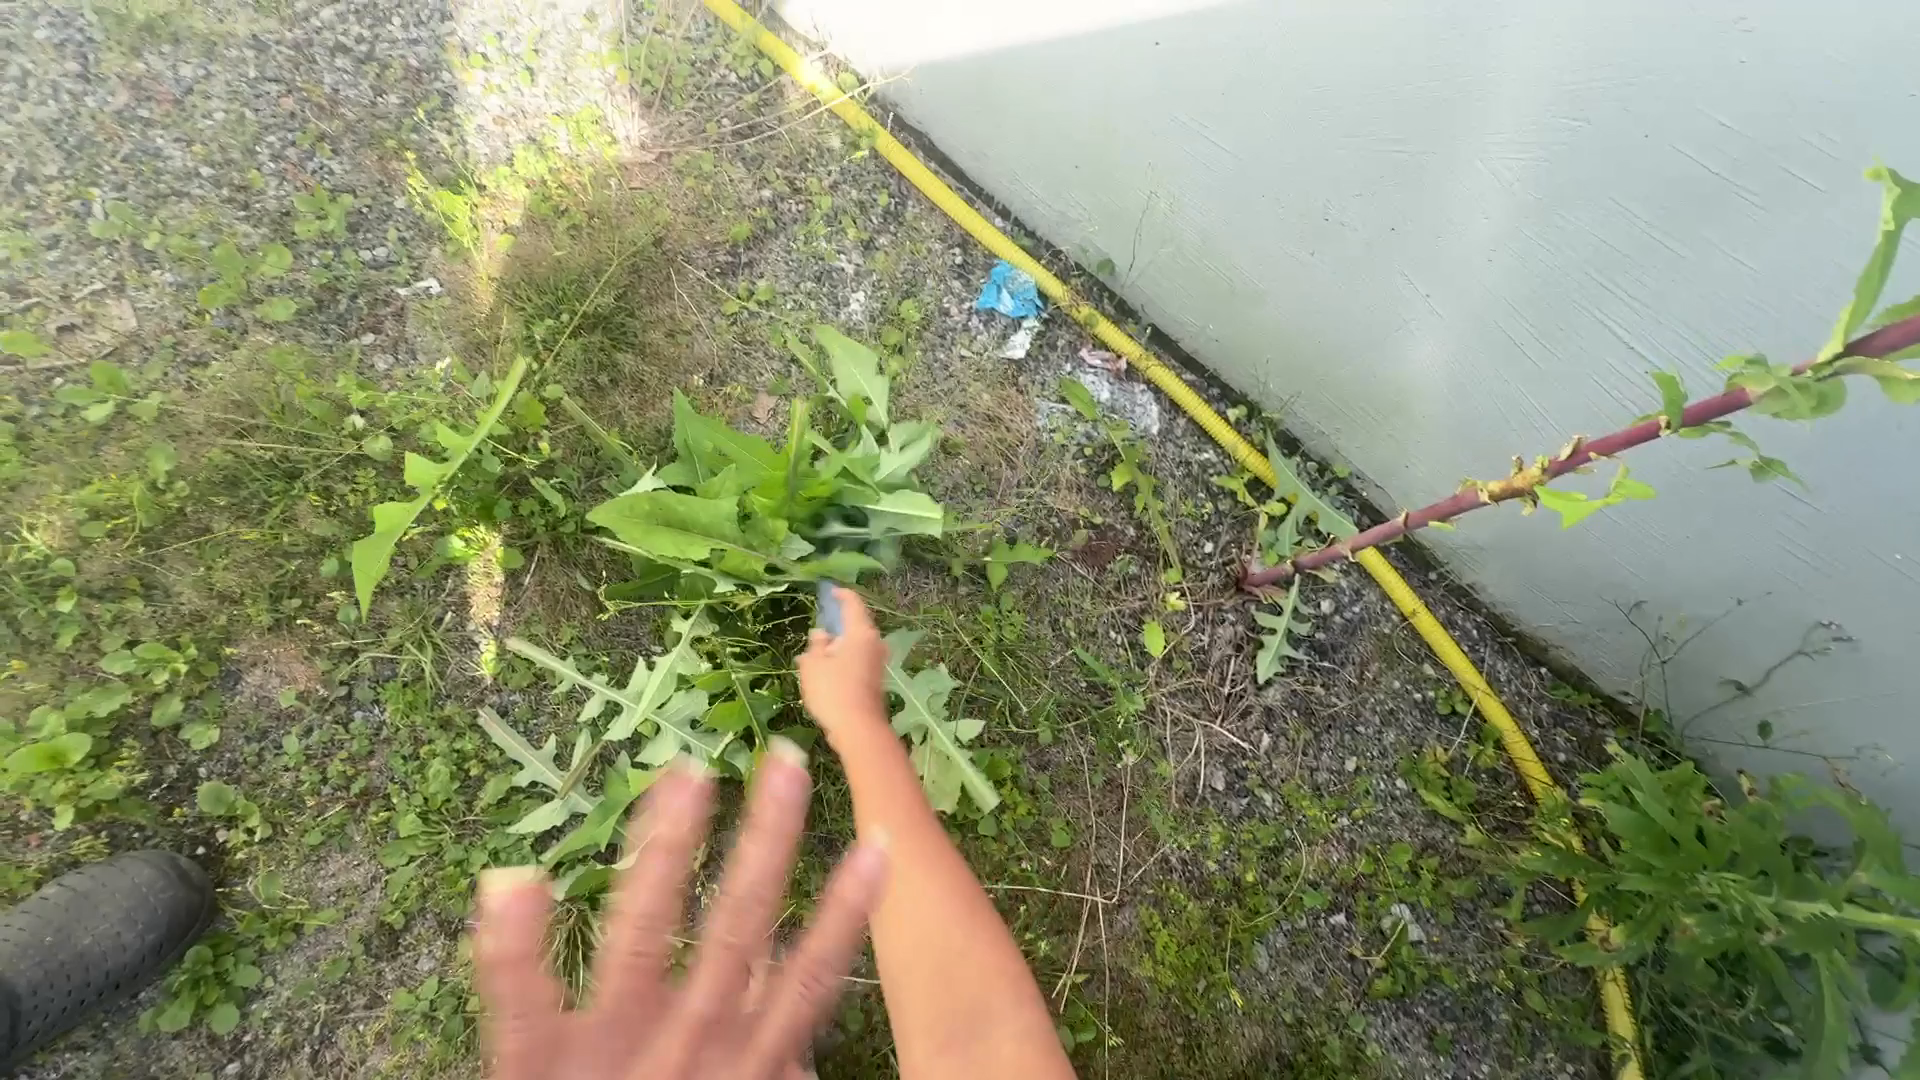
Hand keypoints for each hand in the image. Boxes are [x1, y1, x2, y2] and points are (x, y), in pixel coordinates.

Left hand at [472, 742, 888, 1079]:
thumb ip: (775, 1066)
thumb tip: (805, 1048)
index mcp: (743, 1062)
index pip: (806, 976)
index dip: (846, 911)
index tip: (878, 843)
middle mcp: (690, 1042)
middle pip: (737, 928)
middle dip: (765, 842)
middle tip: (785, 761)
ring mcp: (612, 1047)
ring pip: (646, 934)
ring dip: (668, 848)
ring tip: (687, 773)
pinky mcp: (535, 1066)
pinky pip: (518, 1002)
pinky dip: (513, 944)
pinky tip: (512, 877)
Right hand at [797, 587, 890, 744]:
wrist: (858, 728)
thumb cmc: (832, 692)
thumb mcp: (813, 665)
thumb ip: (816, 645)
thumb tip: (821, 633)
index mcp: (860, 632)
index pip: (853, 604)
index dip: (841, 595)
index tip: (830, 591)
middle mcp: (874, 642)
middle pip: (857, 623)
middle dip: (839, 622)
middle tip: (822, 621)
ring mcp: (878, 661)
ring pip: (858, 642)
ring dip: (841, 642)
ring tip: (820, 648)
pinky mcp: (876, 677)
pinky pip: (859, 657)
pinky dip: (846, 656)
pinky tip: (829, 668)